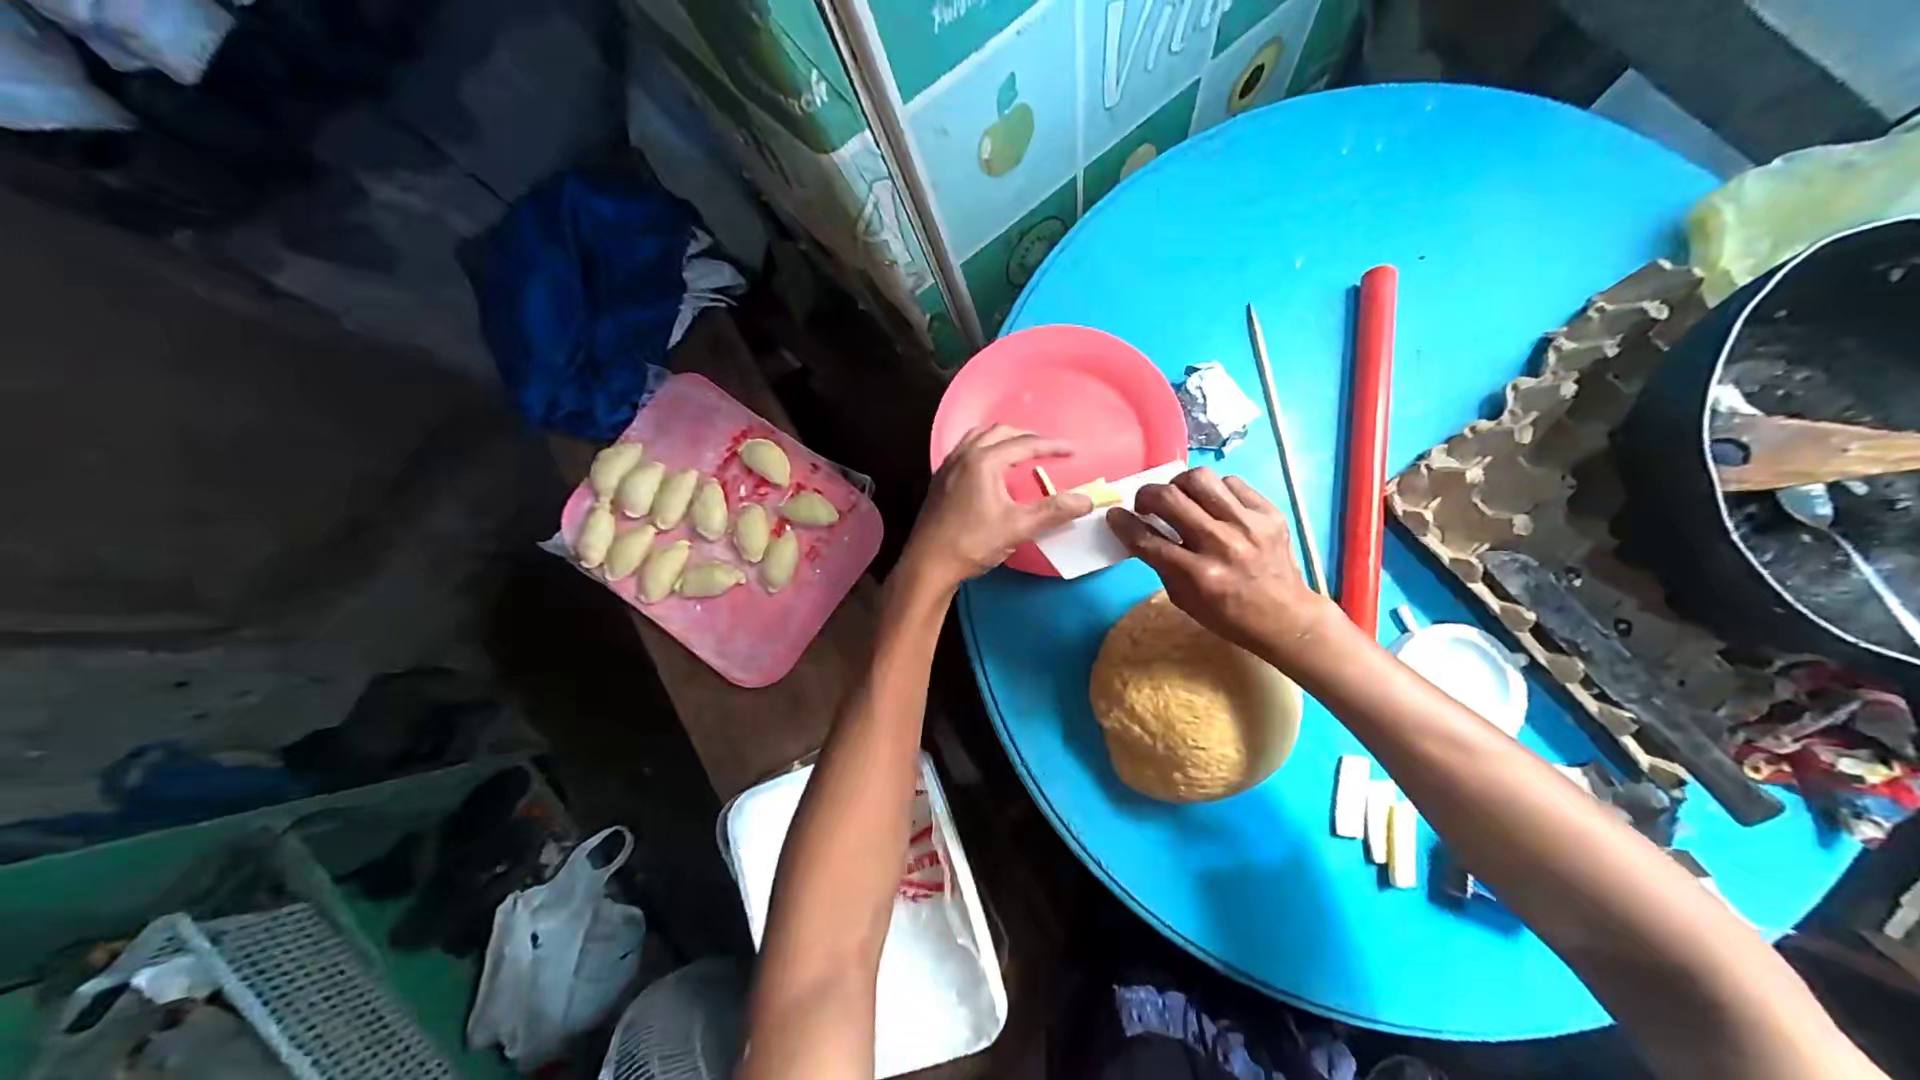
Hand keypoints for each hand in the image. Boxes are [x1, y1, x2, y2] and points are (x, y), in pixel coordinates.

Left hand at [903, 425, 1093, 589]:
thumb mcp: (1017, 528)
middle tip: (1047, 450)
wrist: (928, 564)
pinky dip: (984, 448)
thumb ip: (1053, 511)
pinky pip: (965, 450)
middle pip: (1000, 433)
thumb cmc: (972, 544)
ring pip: (979, 437)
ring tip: (1020, 453)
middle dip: (1027, 438)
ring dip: (1003, 439)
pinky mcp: (939, 480)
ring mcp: (948, 466)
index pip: (1024, 444)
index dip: (1051, 446)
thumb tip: (1086, 500)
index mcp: (984, 461)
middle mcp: (964, 455)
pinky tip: (990, 469)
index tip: (1072, 451)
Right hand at [1107, 467, 1335, 663]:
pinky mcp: (1269, 512)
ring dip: (1179, 485)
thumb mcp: (1184, 599)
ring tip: (1180, 498)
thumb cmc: (1227, 615)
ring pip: (1199, 479)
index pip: (1148, 539)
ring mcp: (1249, 524)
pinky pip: (1231, 482)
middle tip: (1146, 505)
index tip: (1115, 516)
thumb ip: (1161, 563)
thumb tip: (1138, 531)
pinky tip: (1212, 504)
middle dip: (1147, 496)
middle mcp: (1222, 544)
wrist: (1285, 617)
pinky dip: (1213, 490)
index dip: (1124, 524)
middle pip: (1170, 498)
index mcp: (1199, 575)